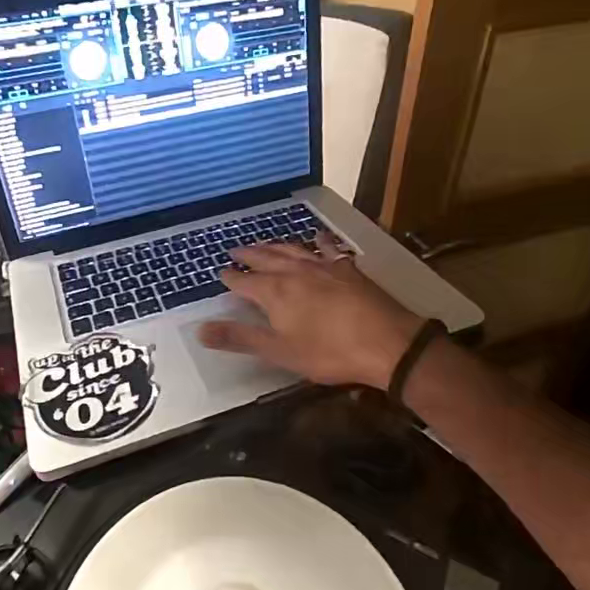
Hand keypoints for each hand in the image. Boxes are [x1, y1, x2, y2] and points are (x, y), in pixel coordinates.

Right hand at [196, 238, 426, 387]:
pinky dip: (317, 242)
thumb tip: (200, 330)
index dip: (230, 278)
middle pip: (265, 258)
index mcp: (275, 292)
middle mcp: (295, 272)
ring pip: (292, 250)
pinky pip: (327, 249)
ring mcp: (324, 267)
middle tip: (234, 250)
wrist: (389, 344)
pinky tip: (316, 238)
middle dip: (248, 255)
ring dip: (274, 246)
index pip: (244, 281)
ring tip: (263, 243)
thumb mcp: (278, 351)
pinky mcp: (348, 270)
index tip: (220, 273)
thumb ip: (239, 338)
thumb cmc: (328, 352)